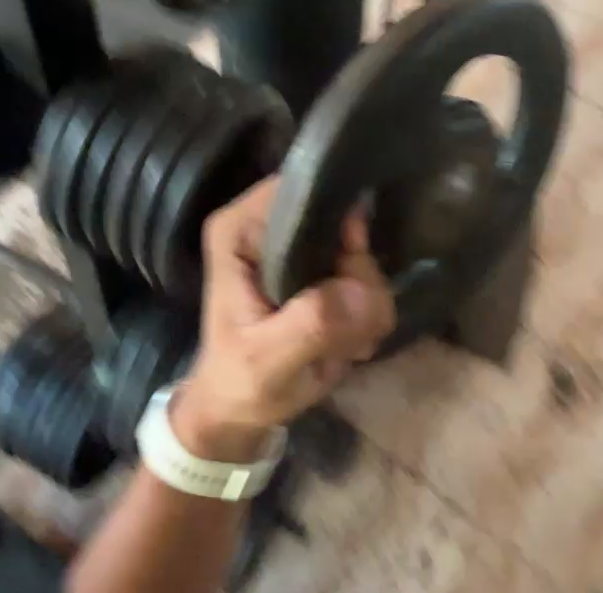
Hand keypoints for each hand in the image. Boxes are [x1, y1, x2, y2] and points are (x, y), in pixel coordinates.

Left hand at [170, 178, 395, 461]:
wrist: (236, 416)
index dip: (338, 224)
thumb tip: (362, 292)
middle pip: (341, 218)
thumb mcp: (267, 362)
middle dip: (357, 274)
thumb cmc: (238, 385)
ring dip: (366, 299)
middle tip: (351, 329)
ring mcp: (294, 244)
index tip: (349, 274)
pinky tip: (350, 341)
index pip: (304, 187)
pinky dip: (366, 308)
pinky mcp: (316, 266)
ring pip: (360, 248)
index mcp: (240, 228)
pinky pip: (364, 272)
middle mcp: (266, 223)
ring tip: (346, 344)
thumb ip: (312, 324)